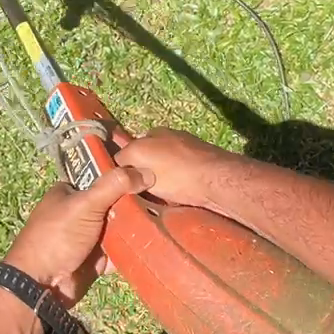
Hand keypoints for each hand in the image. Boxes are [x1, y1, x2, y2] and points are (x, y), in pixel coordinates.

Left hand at [3, 165, 152, 306]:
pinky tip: (154, 244)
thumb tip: (146, 172)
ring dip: (134, 229)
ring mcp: (85, 236)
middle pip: (112, 204)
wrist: (42, 284)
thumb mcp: (85, 204)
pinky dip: (131, 250)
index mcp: (68, 193)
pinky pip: (118, 250)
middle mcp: (76, 212)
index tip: (150, 177)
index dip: (122, 177)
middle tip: (162, 203)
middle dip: (133, 206)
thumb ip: (113, 186)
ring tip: (165, 223)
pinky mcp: (94, 258)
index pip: (99, 178)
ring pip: (117, 228)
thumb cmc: (58, 236)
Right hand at [112, 128, 238, 210]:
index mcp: (155, 133)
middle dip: (143, 174)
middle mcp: (172, 138)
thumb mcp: (138, 158)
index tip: (121, 183)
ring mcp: (191, 152)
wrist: (218, 181)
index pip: (130, 148)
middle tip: (138, 194)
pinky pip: (182, 180)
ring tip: (158, 201)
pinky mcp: (205, 168)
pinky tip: (177, 200)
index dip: (124, 165)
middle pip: (149, 159)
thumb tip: (116, 164)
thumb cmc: (175, 170)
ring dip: (162, 183)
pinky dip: (178, 188)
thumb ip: (123, 157)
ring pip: (167, 171)